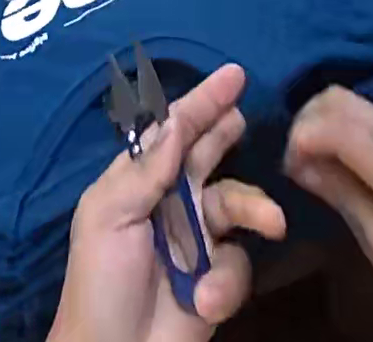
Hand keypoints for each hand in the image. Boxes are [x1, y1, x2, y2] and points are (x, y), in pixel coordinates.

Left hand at [48, 64, 286, 341]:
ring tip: (271, 221)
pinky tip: (203, 298)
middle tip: (245, 115)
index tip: (234, 74)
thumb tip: (175, 120)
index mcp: (141, 177)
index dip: (202, 100)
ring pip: (236, 202)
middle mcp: (172, 197)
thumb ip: (146, 168)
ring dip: (254, 209)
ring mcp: (197, 236)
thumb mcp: (109, 216)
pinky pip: (236, 263)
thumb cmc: (101, 279)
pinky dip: (225, 280)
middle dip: (226, 128)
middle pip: (208, 150)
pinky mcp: (218, 277)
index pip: (174, 127)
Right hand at [284, 87, 372, 341]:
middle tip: (294, 163)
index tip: (288, 166)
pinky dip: (336, 122)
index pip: (340, 126)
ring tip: (308, 160)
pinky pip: (361, 108)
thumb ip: (347, 201)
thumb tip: (299, 163)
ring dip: (319, 120)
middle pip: (339, 100)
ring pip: (347, 98)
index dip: (303, 137)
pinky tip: (330, 152)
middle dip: (305, 123)